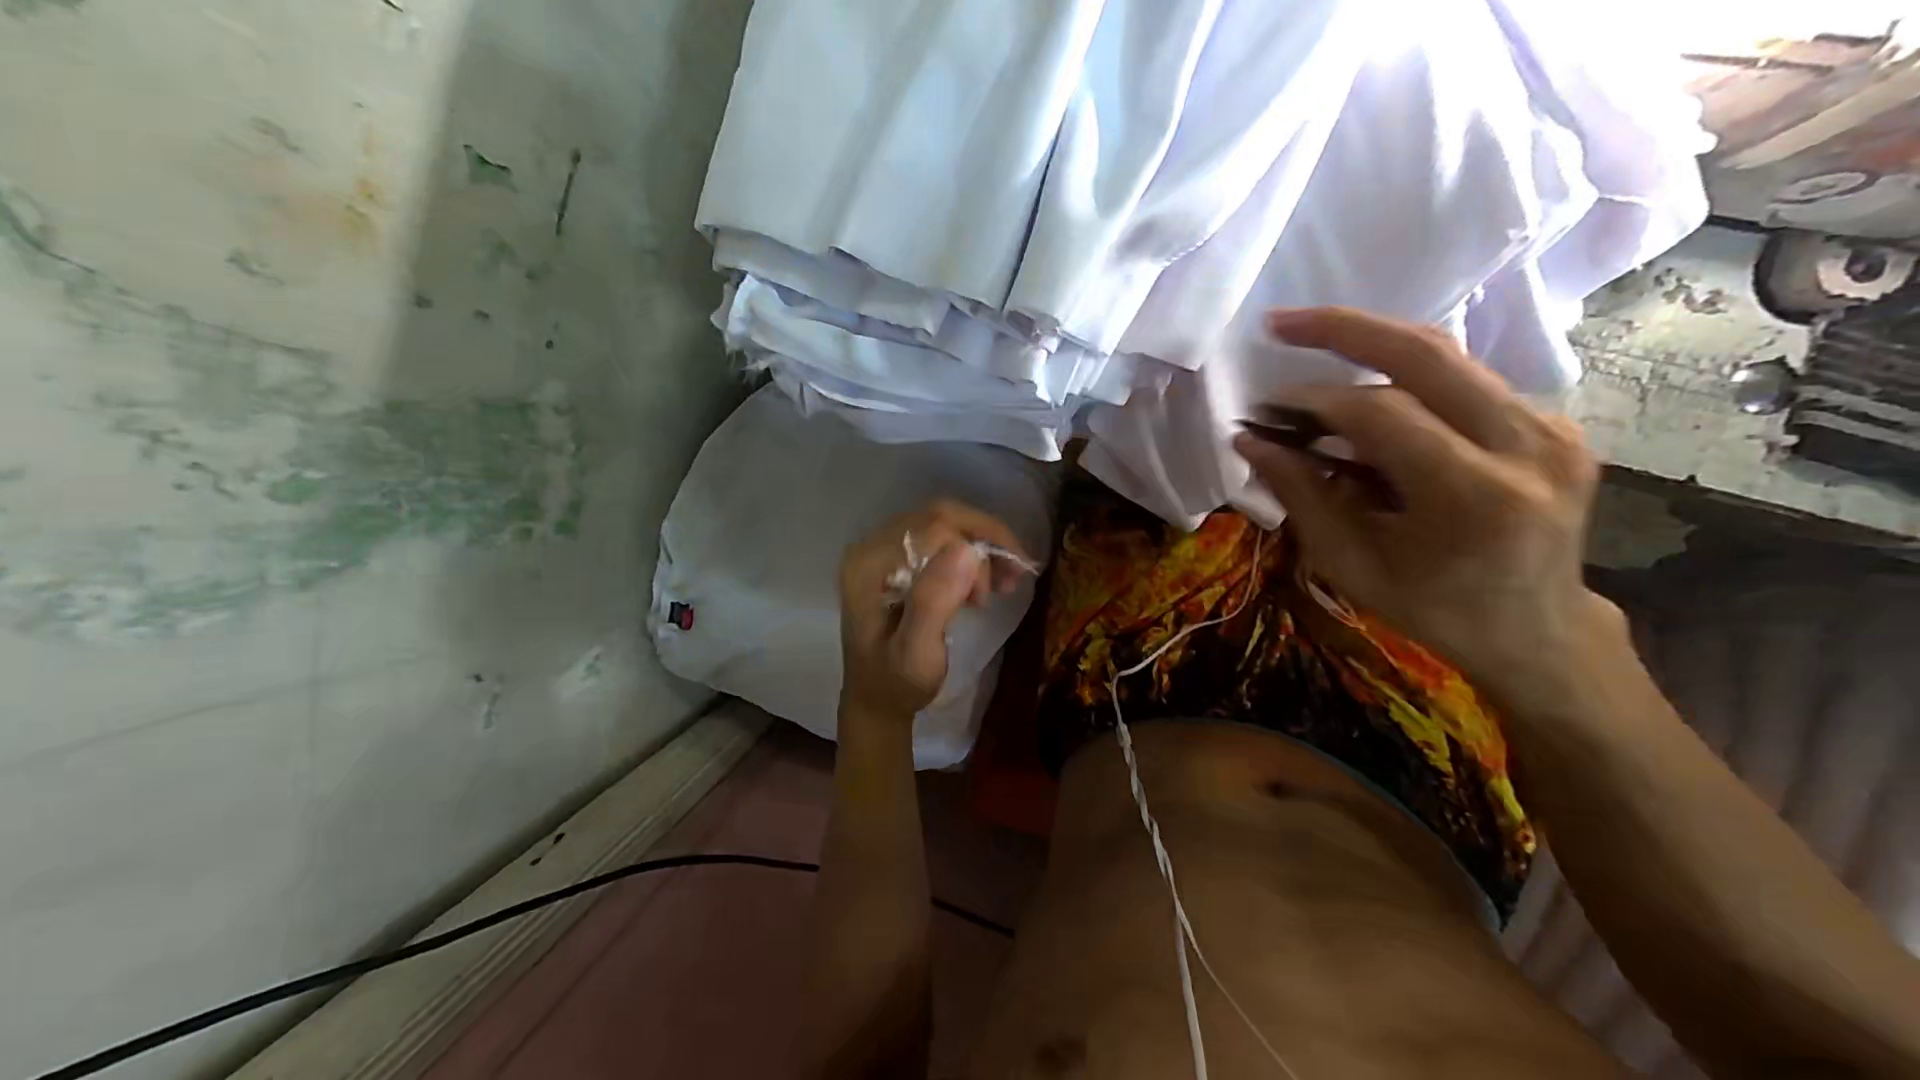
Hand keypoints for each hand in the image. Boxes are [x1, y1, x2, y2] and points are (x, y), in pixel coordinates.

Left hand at [838, 501, 1030, 721]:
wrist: (877, 700)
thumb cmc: (896, 682)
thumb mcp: (916, 653)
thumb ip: (934, 601)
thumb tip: (966, 549)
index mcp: (869, 566)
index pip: (932, 527)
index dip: (976, 548)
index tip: (997, 590)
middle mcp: (871, 548)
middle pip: (939, 517)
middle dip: (985, 539)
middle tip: (1014, 574)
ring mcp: (882, 551)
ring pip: (944, 523)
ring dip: (982, 545)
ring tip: (1005, 581)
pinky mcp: (896, 560)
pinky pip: (940, 538)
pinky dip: (970, 553)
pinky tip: (985, 581)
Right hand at [1233, 307, 1624, 696]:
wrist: (1536, 629)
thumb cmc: (1432, 609)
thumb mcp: (1351, 562)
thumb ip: (1302, 494)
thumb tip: (1250, 440)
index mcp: (1475, 497)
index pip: (1383, 416)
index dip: (1314, 402)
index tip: (1266, 409)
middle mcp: (1527, 447)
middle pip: (1429, 355)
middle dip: (1345, 329)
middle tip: (1281, 322)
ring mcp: (1551, 429)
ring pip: (1449, 359)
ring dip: (1372, 347)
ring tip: (1312, 347)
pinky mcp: (1554, 423)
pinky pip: (1465, 382)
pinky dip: (1405, 378)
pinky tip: (1366, 391)